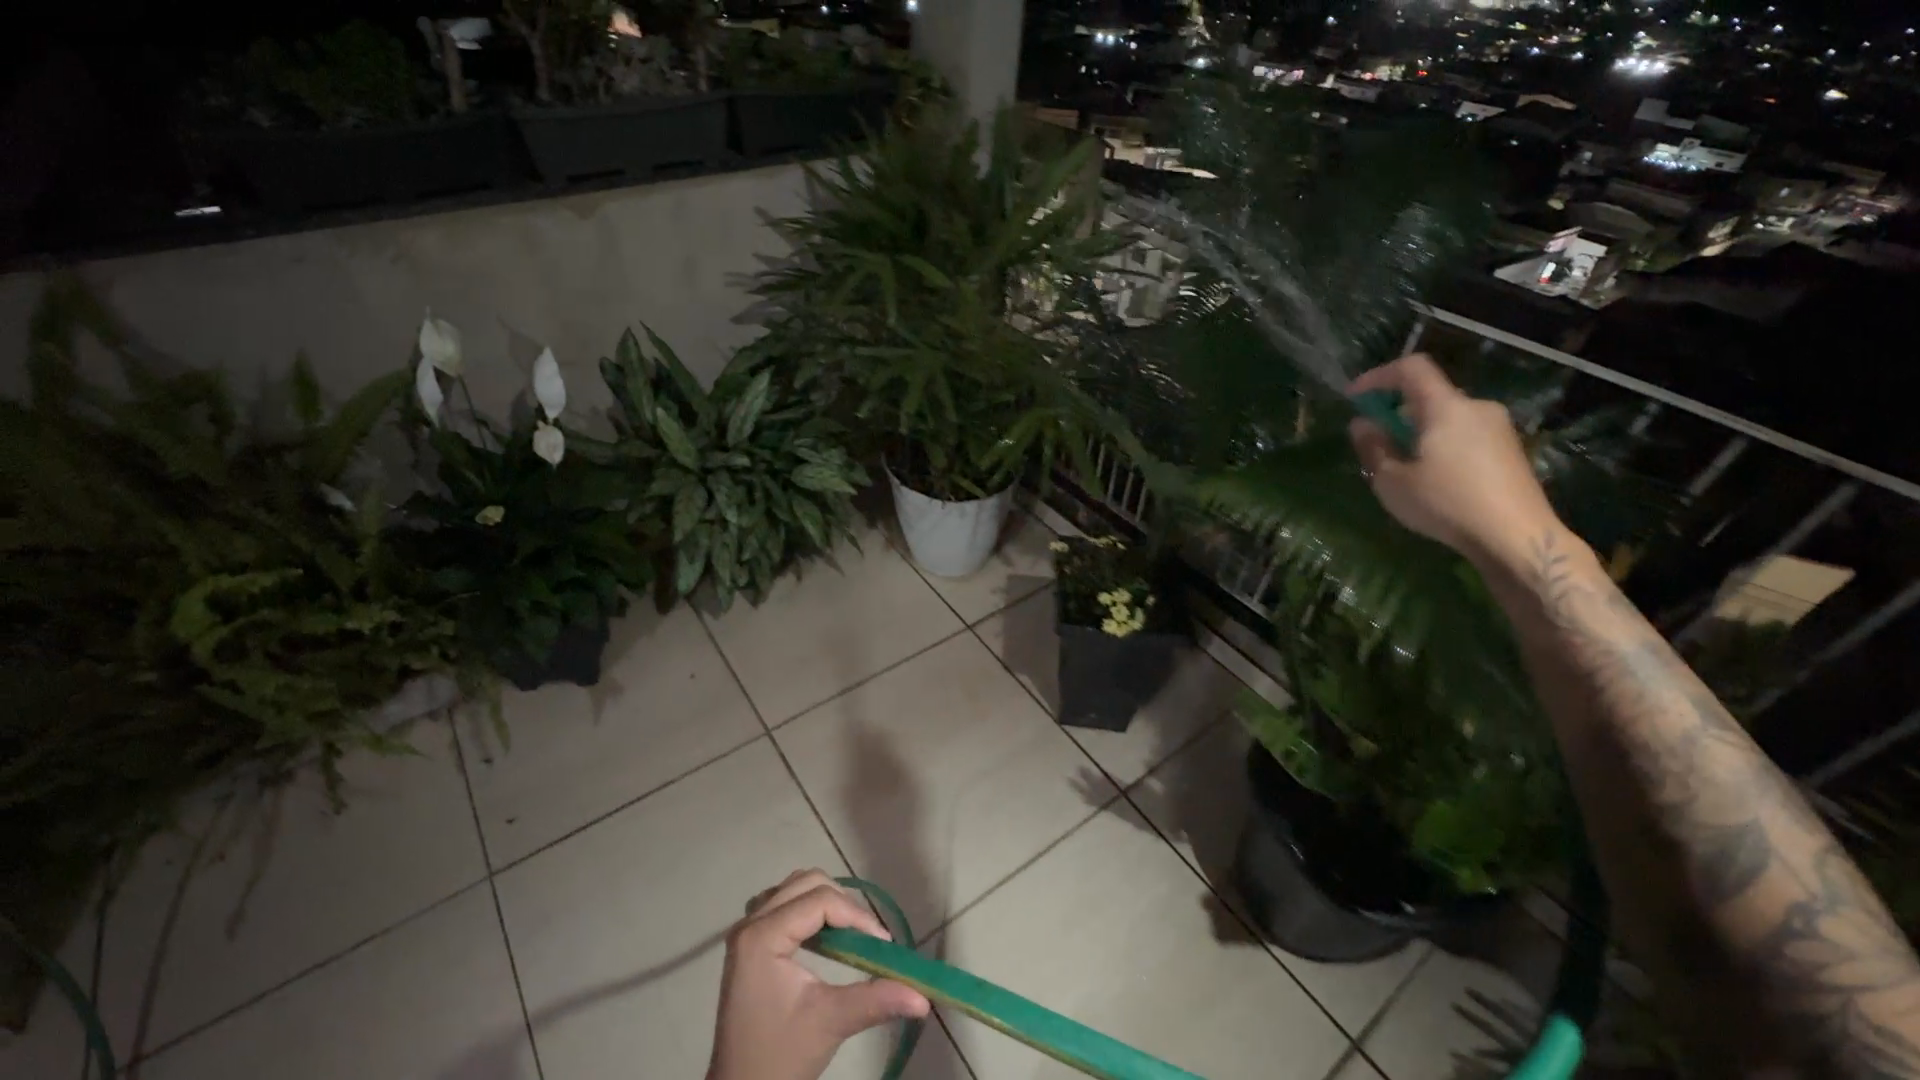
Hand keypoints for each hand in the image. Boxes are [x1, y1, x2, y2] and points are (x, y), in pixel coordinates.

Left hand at [708, 869, 930, 1079]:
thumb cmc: (780, 1056)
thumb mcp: (830, 1023)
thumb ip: (876, 1001)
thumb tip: (923, 997)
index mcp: (762, 936)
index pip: (820, 900)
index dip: (857, 916)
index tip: (884, 943)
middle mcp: (750, 924)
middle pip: (807, 883)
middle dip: (843, 905)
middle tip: (868, 938)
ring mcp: (746, 932)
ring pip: (794, 888)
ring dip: (825, 903)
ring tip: (849, 936)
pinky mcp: (749, 945)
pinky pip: (782, 905)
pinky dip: (808, 910)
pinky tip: (824, 939)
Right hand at [1347, 353, 1564, 571]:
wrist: (1516, 536)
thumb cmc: (1446, 503)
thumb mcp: (1393, 481)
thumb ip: (1373, 448)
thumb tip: (1362, 424)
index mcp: (1446, 407)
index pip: (1412, 368)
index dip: (1378, 376)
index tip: (1355, 398)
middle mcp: (1476, 407)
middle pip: (1430, 394)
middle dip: (1398, 410)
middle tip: (1377, 439)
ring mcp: (1499, 427)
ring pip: (1449, 416)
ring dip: (1421, 430)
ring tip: (1404, 464)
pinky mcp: (1510, 449)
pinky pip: (1467, 433)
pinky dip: (1443, 443)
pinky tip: (1435, 477)